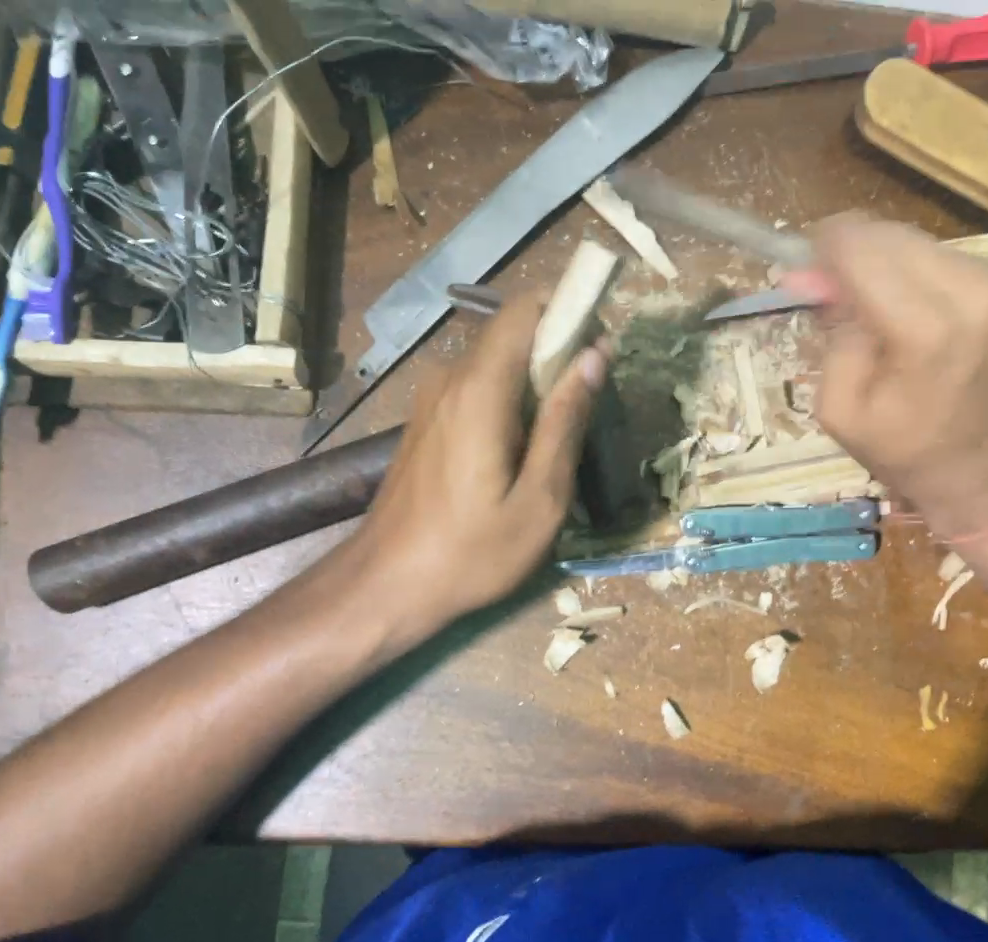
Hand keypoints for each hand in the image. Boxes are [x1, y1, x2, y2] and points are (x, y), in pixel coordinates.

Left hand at [341, 297, 604, 638]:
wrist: (386, 585)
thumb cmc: (471, 553)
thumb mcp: (539, 499)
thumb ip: (566, 423)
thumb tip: (594, 357)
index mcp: (480, 390)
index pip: (524, 310)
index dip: (569, 314)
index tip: (600, 352)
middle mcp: (449, 380)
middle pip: (512, 336)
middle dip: (557, 357)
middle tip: (586, 414)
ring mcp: (431, 400)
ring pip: (496, 366)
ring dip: (534, 387)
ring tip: (556, 445)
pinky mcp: (425, 422)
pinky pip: (477, 391)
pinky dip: (509, 405)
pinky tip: (519, 458)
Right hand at [791, 214, 987, 538]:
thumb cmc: (909, 456)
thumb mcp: (841, 411)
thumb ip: (831, 335)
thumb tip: (821, 277)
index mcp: (927, 331)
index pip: (863, 248)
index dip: (826, 246)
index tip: (807, 258)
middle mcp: (980, 295)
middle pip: (897, 238)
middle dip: (860, 254)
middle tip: (840, 288)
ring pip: (932, 248)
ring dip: (899, 268)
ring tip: (889, 313)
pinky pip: (966, 265)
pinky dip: (937, 283)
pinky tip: (932, 321)